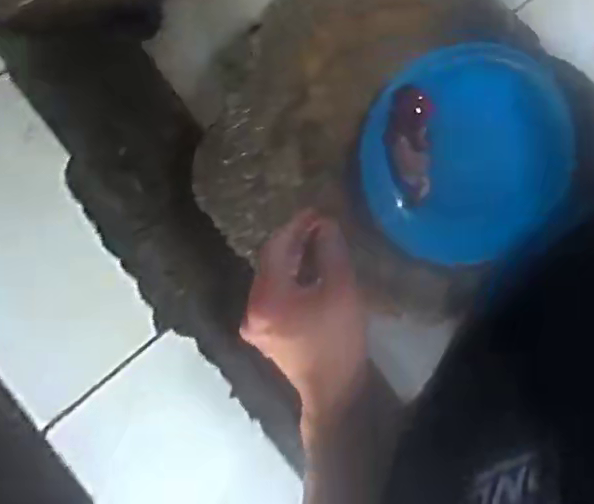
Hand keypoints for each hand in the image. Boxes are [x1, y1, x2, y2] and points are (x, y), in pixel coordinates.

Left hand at [241, 211, 368, 429]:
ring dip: (292, 255)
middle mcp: (252, 309)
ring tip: (319, 239)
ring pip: (271, 276)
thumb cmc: (339, 334)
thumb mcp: (341, 286)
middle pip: (269, 262)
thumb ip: (330, 251)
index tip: (318, 210)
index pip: (276, 249)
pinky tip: (311, 266)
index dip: (296, 225)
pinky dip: (291, 272)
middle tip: (322, 221)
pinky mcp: (264, 330)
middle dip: (294, 238)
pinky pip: (274, 290)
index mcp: (268, 298)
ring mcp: (254, 323)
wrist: (332, 384)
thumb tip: (324, 224)